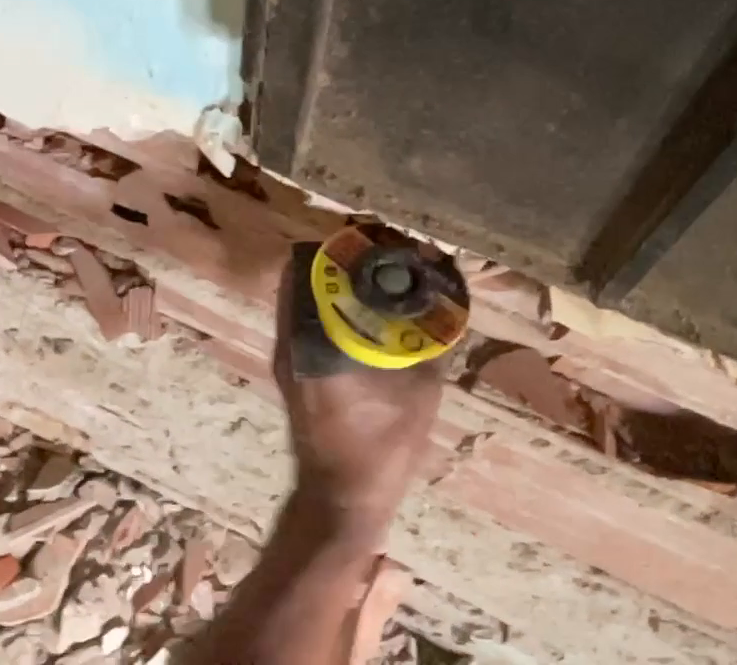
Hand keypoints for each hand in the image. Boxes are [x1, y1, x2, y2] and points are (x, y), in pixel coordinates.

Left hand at [272, 264, 445, 535]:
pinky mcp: (292, 372)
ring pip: (302, 298)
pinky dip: (330, 304)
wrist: (341, 504)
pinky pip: (305, 320)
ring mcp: (286, 359)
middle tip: (379, 247)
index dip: (340, 247)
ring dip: (334, 280)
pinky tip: (365, 306)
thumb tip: (450, 305)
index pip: (311, 273)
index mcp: (313, 345)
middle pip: (303, 278)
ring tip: (374, 269)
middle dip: (339, 258)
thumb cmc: (379, 452)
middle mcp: (290, 344)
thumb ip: (433, 348)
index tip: (372, 234)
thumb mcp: (419, 396)